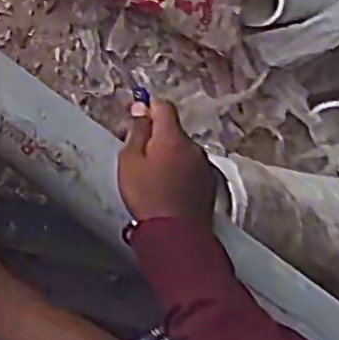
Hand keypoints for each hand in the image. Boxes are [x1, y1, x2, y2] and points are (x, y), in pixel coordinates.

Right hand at [115, 95, 219, 224]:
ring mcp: (204, 165)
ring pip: (182, 147)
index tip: (135, 116)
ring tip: (151, 170)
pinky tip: (166, 182)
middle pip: (173, 129)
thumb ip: (137, 131)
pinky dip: (178, 166)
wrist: (176, 233)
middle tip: (136, 150)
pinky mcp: (209, 182)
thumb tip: (141, 108)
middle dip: (156, 133)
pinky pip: (190, 164)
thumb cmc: (145, 192)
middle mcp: (194, 147)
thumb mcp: (129, 159)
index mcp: (173, 138)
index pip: (164, 107)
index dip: (148, 106)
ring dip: (167, 151)